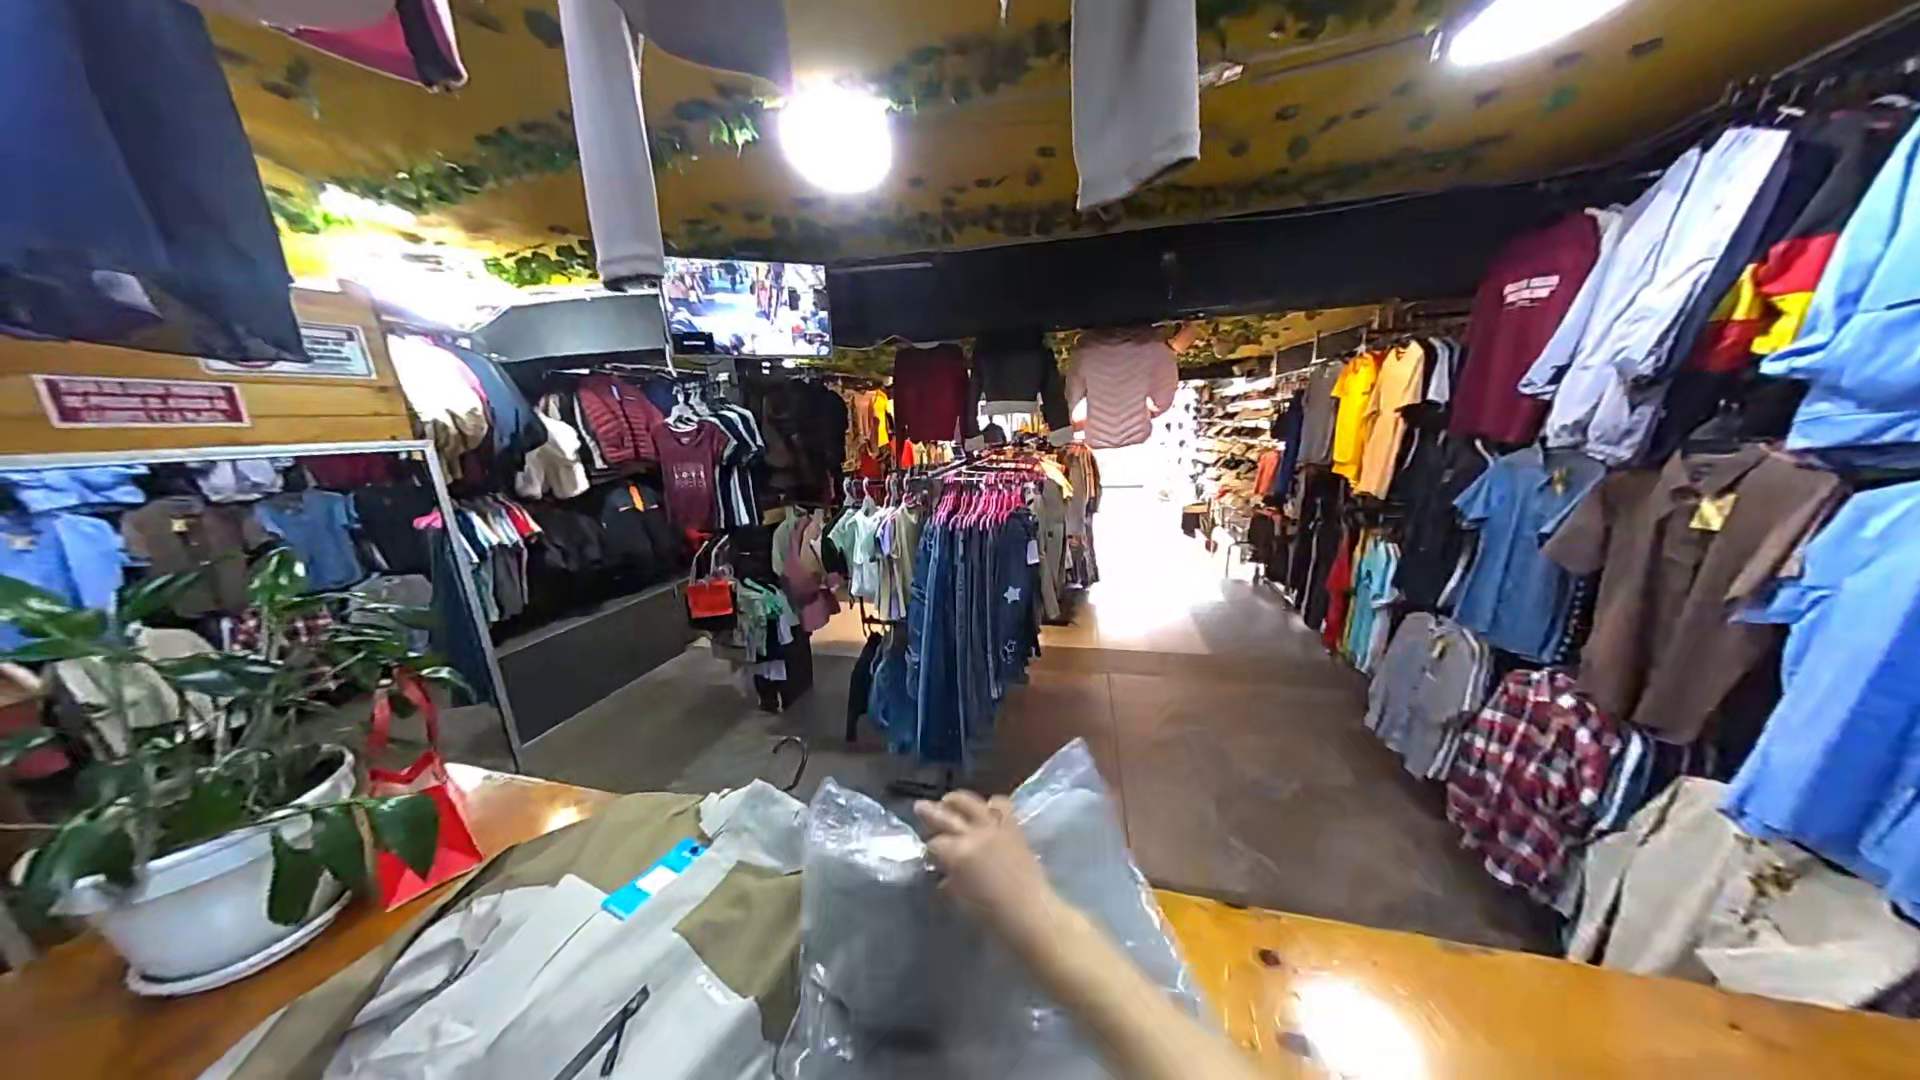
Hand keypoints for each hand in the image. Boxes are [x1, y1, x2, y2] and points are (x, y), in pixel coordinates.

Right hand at [915, 790, 1060, 951]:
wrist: (1034, 916)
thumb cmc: (994, 918)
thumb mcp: (963, 901)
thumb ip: (952, 882)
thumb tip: (945, 875)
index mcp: (959, 854)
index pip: (935, 844)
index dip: (929, 849)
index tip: (927, 854)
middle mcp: (974, 833)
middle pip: (946, 815)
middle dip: (930, 812)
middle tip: (919, 807)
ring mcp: (995, 826)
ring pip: (971, 802)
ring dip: (957, 801)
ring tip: (949, 801)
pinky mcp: (1013, 826)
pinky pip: (1000, 805)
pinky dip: (990, 804)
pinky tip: (984, 810)